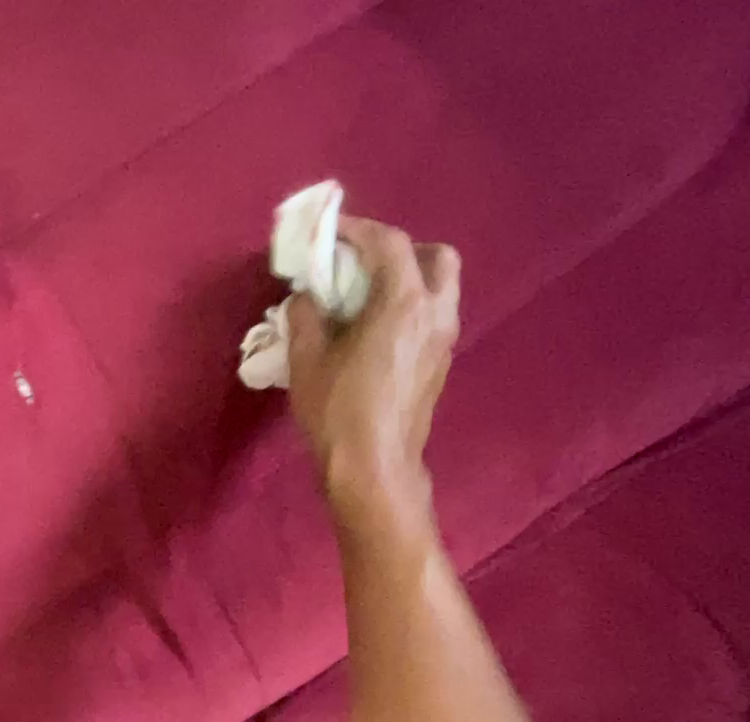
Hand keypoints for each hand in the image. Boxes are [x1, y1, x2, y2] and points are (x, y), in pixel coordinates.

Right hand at [285, 216, 460, 523]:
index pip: (388, 244)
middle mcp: (435, 311)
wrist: (373, 464)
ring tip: (361, 297)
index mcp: (402, 303)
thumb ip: (305, 317)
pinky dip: (406, 305)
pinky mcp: (439, 361)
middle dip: (397, 249)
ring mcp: (444, 338)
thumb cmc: (336, 409)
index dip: (357, 229)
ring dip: (404, 278)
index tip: (328, 231)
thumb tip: (306, 296)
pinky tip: (371, 328)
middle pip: (434, 256)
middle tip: (358, 263)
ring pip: (438, 286)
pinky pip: (430, 314)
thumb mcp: (306, 360)